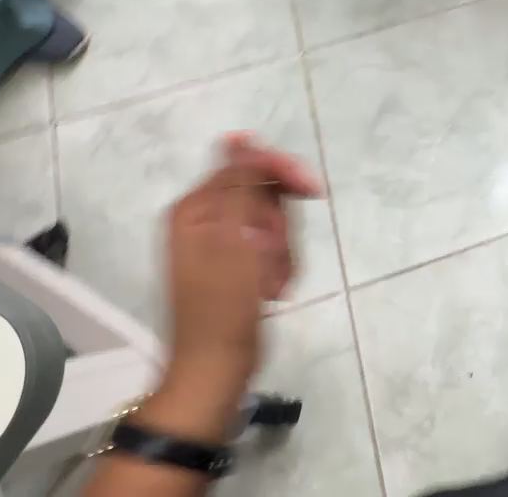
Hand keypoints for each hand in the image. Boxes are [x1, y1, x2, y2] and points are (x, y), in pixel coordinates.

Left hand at [151, 133, 324, 435]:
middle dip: (281, 226)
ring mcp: (220, 242)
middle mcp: (203, 219)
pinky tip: (274, 288)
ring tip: (274, 281)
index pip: (249, 164)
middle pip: (264, 195)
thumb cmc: (224, 307)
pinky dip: (280, 265)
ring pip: (273, 222)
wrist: (217, 370)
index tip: (312, 193)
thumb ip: (239, 184)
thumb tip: (238, 137)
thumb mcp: (235, 239)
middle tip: (276, 257)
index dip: (283, 174)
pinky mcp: (236, 263)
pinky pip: (271, 246)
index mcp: (195, 209)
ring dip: (283, 250)